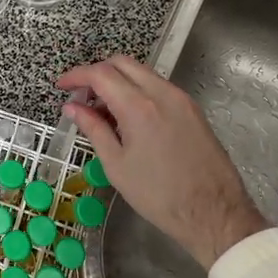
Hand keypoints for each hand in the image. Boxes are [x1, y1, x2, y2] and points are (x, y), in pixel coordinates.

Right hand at [57, 55, 268, 269]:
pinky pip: (158, 87)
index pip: (100, 74)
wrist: (215, 214)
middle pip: (122, 63)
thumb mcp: (116, 165)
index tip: (62, 87)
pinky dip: (137, 91)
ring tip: (102, 110)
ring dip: (118, 81)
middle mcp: (162, 93)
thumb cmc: (159, 195)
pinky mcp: (193, 110)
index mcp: (139, 106)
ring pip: (142, 73)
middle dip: (97, 72)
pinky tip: (128, 118)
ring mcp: (181, 99)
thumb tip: (72, 108)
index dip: (76, 76)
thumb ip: (93, 129)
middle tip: (81, 95)